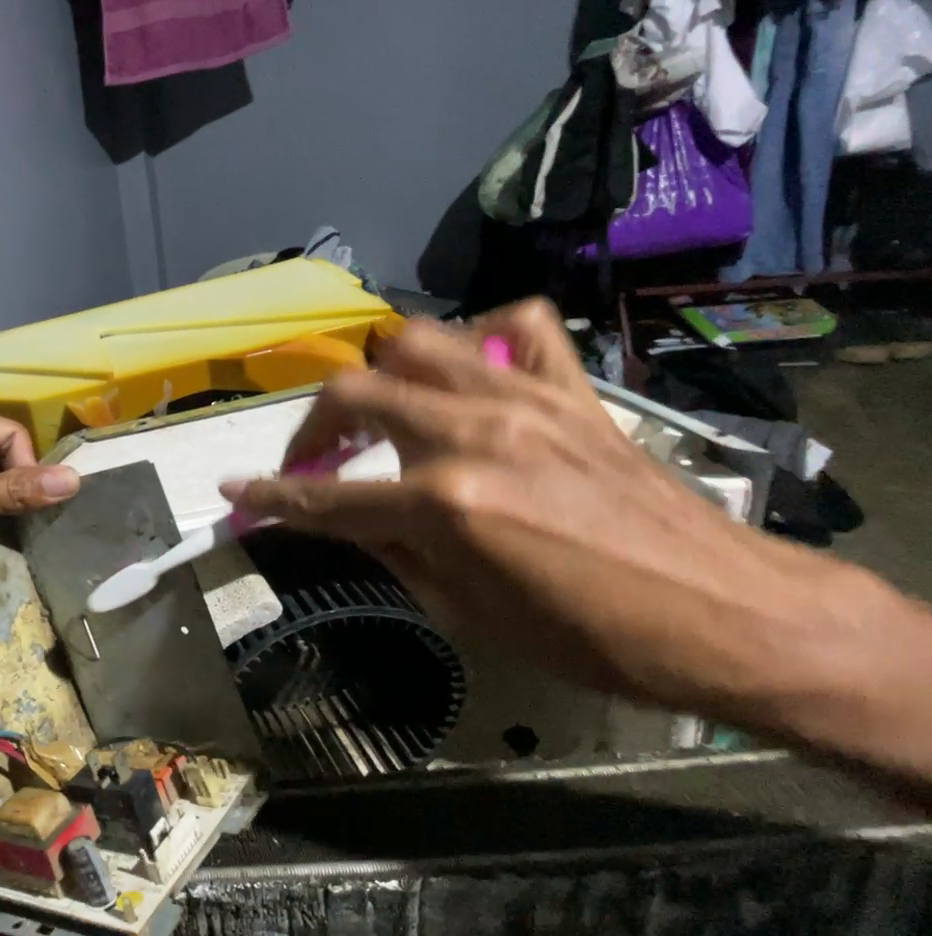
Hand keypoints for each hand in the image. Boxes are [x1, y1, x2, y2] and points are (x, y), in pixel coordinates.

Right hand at [219, 299, 891, 713]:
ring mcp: (522, 400)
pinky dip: (482, 338)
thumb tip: (339, 519)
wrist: (731, 616)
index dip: (270, 494)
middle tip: (310, 463)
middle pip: (353, 394)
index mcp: (442, 502)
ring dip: (378, 378)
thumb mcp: (465, 612)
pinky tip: (471, 373)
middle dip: (309, 430)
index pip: (325, 494)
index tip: (233, 490)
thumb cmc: (591, 637)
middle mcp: (470, 434)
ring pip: (416, 344)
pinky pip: (518, 327)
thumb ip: (390, 550)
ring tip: (380, 414)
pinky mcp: (569, 390)